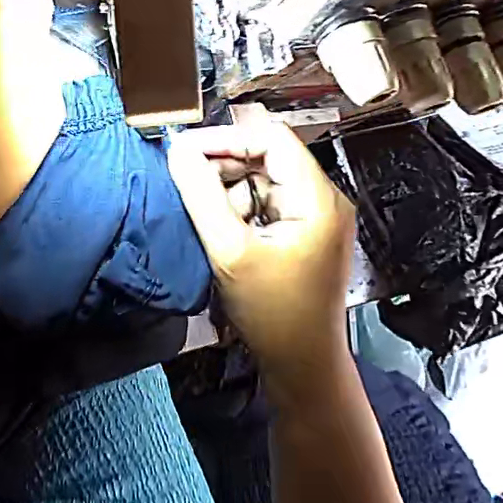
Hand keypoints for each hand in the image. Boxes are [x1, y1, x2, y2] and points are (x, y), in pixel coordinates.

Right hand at [168, 121, 356, 386]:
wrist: (302, 364)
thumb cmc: (273, 314)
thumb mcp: (230, 252)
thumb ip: (202, 197)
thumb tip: (179, 152)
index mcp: (318, 198)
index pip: (272, 139)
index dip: (227, 138)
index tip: (186, 150)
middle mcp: (323, 199)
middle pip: (268, 157)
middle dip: (224, 164)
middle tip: (185, 179)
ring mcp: (315, 216)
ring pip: (263, 180)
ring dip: (229, 188)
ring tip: (205, 214)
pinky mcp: (304, 232)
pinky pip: (267, 203)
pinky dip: (240, 208)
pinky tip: (222, 229)